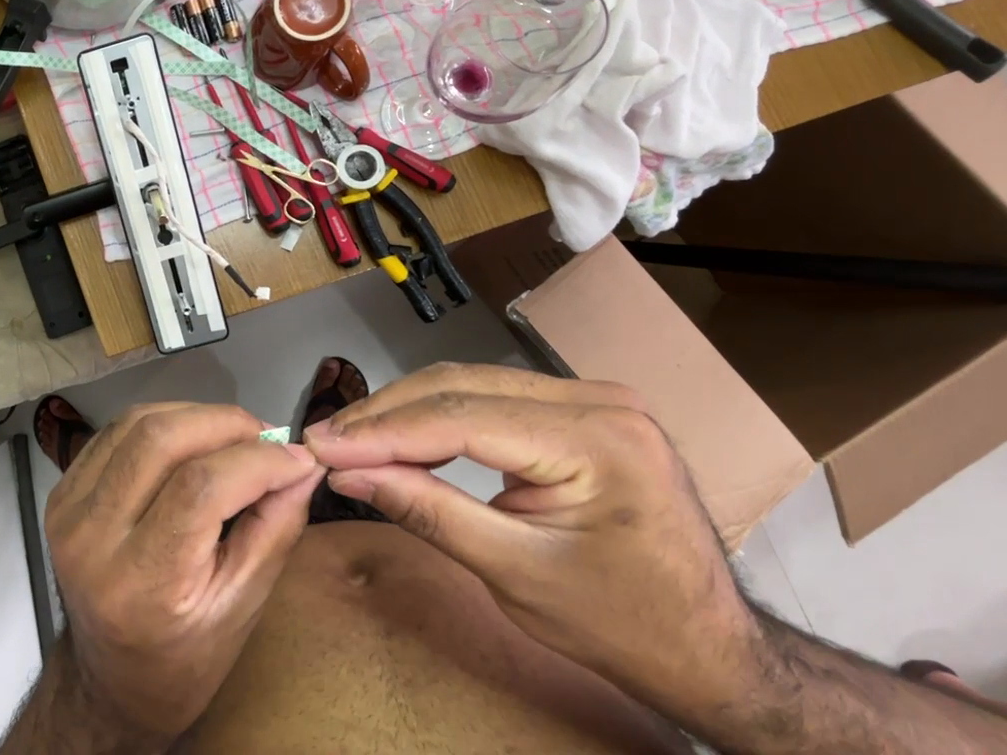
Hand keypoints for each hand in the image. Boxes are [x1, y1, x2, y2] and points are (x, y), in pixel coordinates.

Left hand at [44, 402, 324, 743]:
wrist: (112, 678)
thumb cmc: (188, 655)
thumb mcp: (245, 604)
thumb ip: (276, 526)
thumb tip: (302, 461)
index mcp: (144, 581)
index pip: (200, 486)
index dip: (257, 460)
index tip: (296, 458)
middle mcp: (94, 538)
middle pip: (159, 439)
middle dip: (224, 423)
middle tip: (264, 437)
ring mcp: (69, 510)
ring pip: (133, 423)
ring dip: (193, 415)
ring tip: (233, 435)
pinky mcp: (61, 492)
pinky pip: (113, 433)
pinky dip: (159, 423)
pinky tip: (191, 439)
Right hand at [301, 364, 763, 713]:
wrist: (711, 647)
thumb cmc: (623, 624)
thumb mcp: (514, 573)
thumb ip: (427, 511)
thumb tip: (347, 473)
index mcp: (597, 441)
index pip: (459, 418)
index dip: (380, 432)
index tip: (319, 447)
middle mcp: (598, 400)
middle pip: (459, 386)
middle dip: (384, 414)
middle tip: (324, 442)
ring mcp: (593, 399)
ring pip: (468, 383)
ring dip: (404, 411)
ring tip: (349, 440)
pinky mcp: (580, 410)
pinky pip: (490, 398)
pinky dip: (436, 417)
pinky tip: (400, 437)